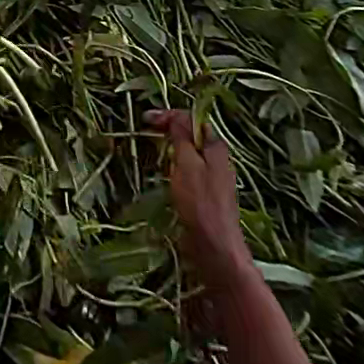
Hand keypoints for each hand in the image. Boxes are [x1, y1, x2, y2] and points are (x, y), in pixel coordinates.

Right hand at [147, 110, 251, 289]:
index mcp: (215, 147)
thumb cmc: (200, 203)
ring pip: (190, 153)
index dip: (168, 115)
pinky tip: (166, 174)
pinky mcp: (206, 194)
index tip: (146, 119)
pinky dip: (175, 166)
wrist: (215, 247)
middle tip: (148, 132)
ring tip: (154, 151)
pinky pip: (189, 170)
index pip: (191, 119)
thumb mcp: (187, 164)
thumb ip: (182, 138)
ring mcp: (213, 177)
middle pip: (191, 134)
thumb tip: (177, 116)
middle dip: (169, 129)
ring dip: (171, 148)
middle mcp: (217, 158)